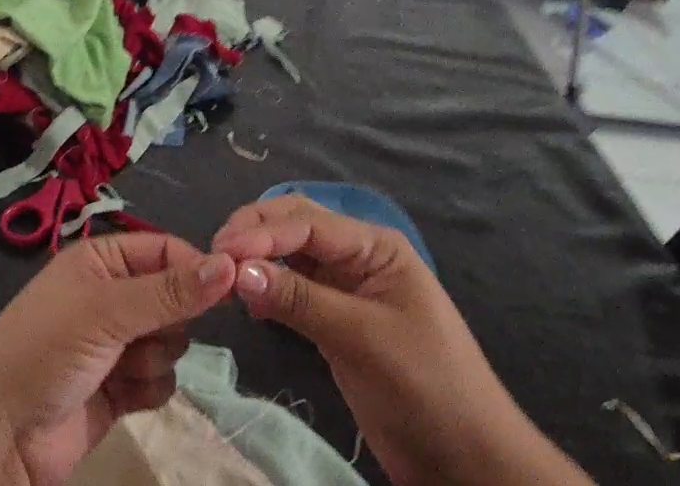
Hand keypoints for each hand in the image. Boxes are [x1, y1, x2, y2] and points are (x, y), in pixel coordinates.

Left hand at [0, 234, 236, 485]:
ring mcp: (116, 343)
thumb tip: (230, 264)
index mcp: (99, 261)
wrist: (1, 437)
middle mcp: (109, 295)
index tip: (226, 289)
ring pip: (173, 340)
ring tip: (121, 369)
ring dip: (155, 357)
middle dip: (169, 321)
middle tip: (144, 335)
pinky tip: (122, 395)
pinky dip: (149, 387)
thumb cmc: (46, 353)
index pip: (164, 250)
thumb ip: (171, 291)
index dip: (195, 268)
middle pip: (175, 297)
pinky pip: (163, 378)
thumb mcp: (107, 311)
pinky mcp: (121, 386)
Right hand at [213, 197, 591, 485]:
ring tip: (220, 277)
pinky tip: (245, 300)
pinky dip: (266, 288)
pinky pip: (293, 290)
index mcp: (375, 246)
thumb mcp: (363, 338)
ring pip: (290, 256)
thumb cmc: (426, 387)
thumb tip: (238, 270)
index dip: (261, 232)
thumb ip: (301, 299)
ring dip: (256, 259)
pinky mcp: (335, 322)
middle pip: (296, 227)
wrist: (467, 457)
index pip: (307, 222)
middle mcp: (358, 257)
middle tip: (212, 256)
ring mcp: (346, 290)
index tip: (220, 252)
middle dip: (254, 234)